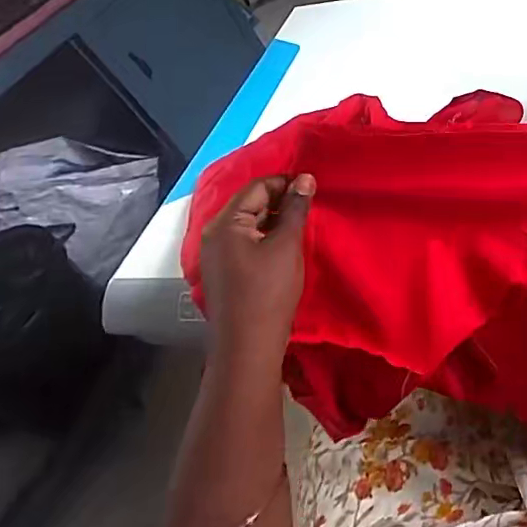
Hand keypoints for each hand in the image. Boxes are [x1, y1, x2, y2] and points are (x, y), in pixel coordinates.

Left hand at [198, 174, 313, 364]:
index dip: (285, 183)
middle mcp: (214, 233)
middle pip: (250, 203)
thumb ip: (295, 208)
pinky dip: (266, 237)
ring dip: (274, 220)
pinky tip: (285, 245)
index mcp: (224, 222)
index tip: (312, 187)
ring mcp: (216, 254)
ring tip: (301, 224)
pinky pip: (246, 241)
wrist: (248, 349)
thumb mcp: (286, 245)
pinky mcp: (224, 271)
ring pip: (249, 223)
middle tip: (310, 205)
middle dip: (280, 201)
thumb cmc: (268, 292)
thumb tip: (305, 178)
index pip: (257, 187)